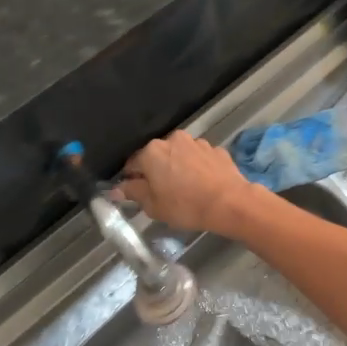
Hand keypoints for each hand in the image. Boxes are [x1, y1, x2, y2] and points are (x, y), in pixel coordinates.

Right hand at [119, 131, 260, 235]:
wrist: (229, 202)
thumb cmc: (185, 205)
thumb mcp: (153, 205)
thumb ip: (133, 192)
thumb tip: (117, 188)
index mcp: (153, 151)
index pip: (132, 163)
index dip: (131, 180)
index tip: (137, 194)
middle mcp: (174, 139)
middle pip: (157, 156)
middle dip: (156, 172)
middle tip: (161, 194)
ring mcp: (197, 142)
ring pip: (179, 155)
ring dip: (177, 167)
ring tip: (184, 190)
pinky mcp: (215, 149)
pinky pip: (199, 158)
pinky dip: (196, 168)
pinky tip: (202, 184)